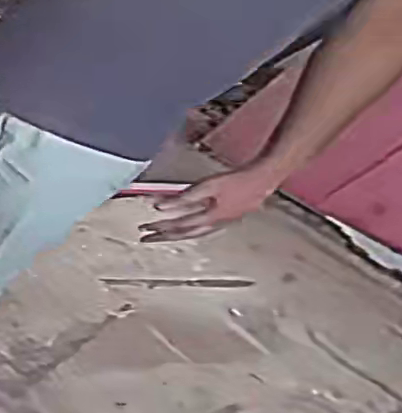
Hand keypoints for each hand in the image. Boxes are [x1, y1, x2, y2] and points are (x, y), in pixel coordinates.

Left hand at [138, 168, 279, 241]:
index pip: (180, 225)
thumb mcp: (206, 187)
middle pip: (188, 233)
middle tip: (147, 239)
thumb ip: (182, 198)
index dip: (160, 227)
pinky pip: (208, 225)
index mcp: (215, 216)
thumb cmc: (239, 178)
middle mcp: (222, 221)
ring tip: (164, 235)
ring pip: (198, 231)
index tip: (143, 229)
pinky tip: (188, 227)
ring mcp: (230, 218)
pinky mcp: (235, 213)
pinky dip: (194, 228)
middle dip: (165, 236)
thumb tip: (157, 206)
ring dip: (179, 234)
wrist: (269, 172)